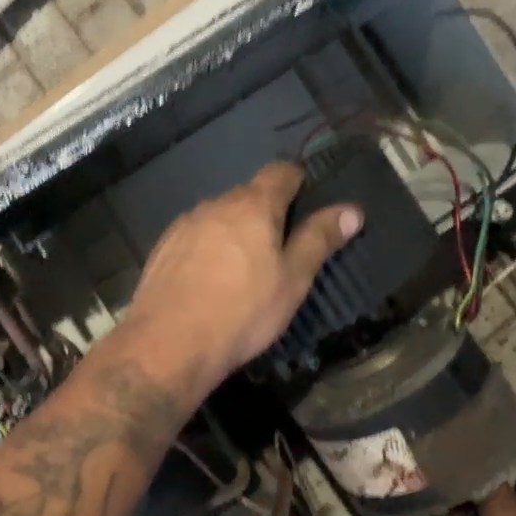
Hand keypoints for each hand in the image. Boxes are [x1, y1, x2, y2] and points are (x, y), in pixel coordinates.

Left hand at [124, 161, 361, 386]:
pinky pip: (195, 235)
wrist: (169, 344)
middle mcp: (215, 204)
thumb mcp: (292, 280)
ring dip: (235, 230)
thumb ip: (319, 239)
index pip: (280, 171)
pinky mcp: (163, 247)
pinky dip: (208, 247)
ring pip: (219, 215)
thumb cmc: (242, 312)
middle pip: (248, 194)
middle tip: (281, 248)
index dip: (298, 182)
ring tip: (245, 268)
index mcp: (252, 205)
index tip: (308, 204)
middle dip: (267, 211)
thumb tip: (352, 209)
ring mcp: (184, 224)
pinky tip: (210, 279)